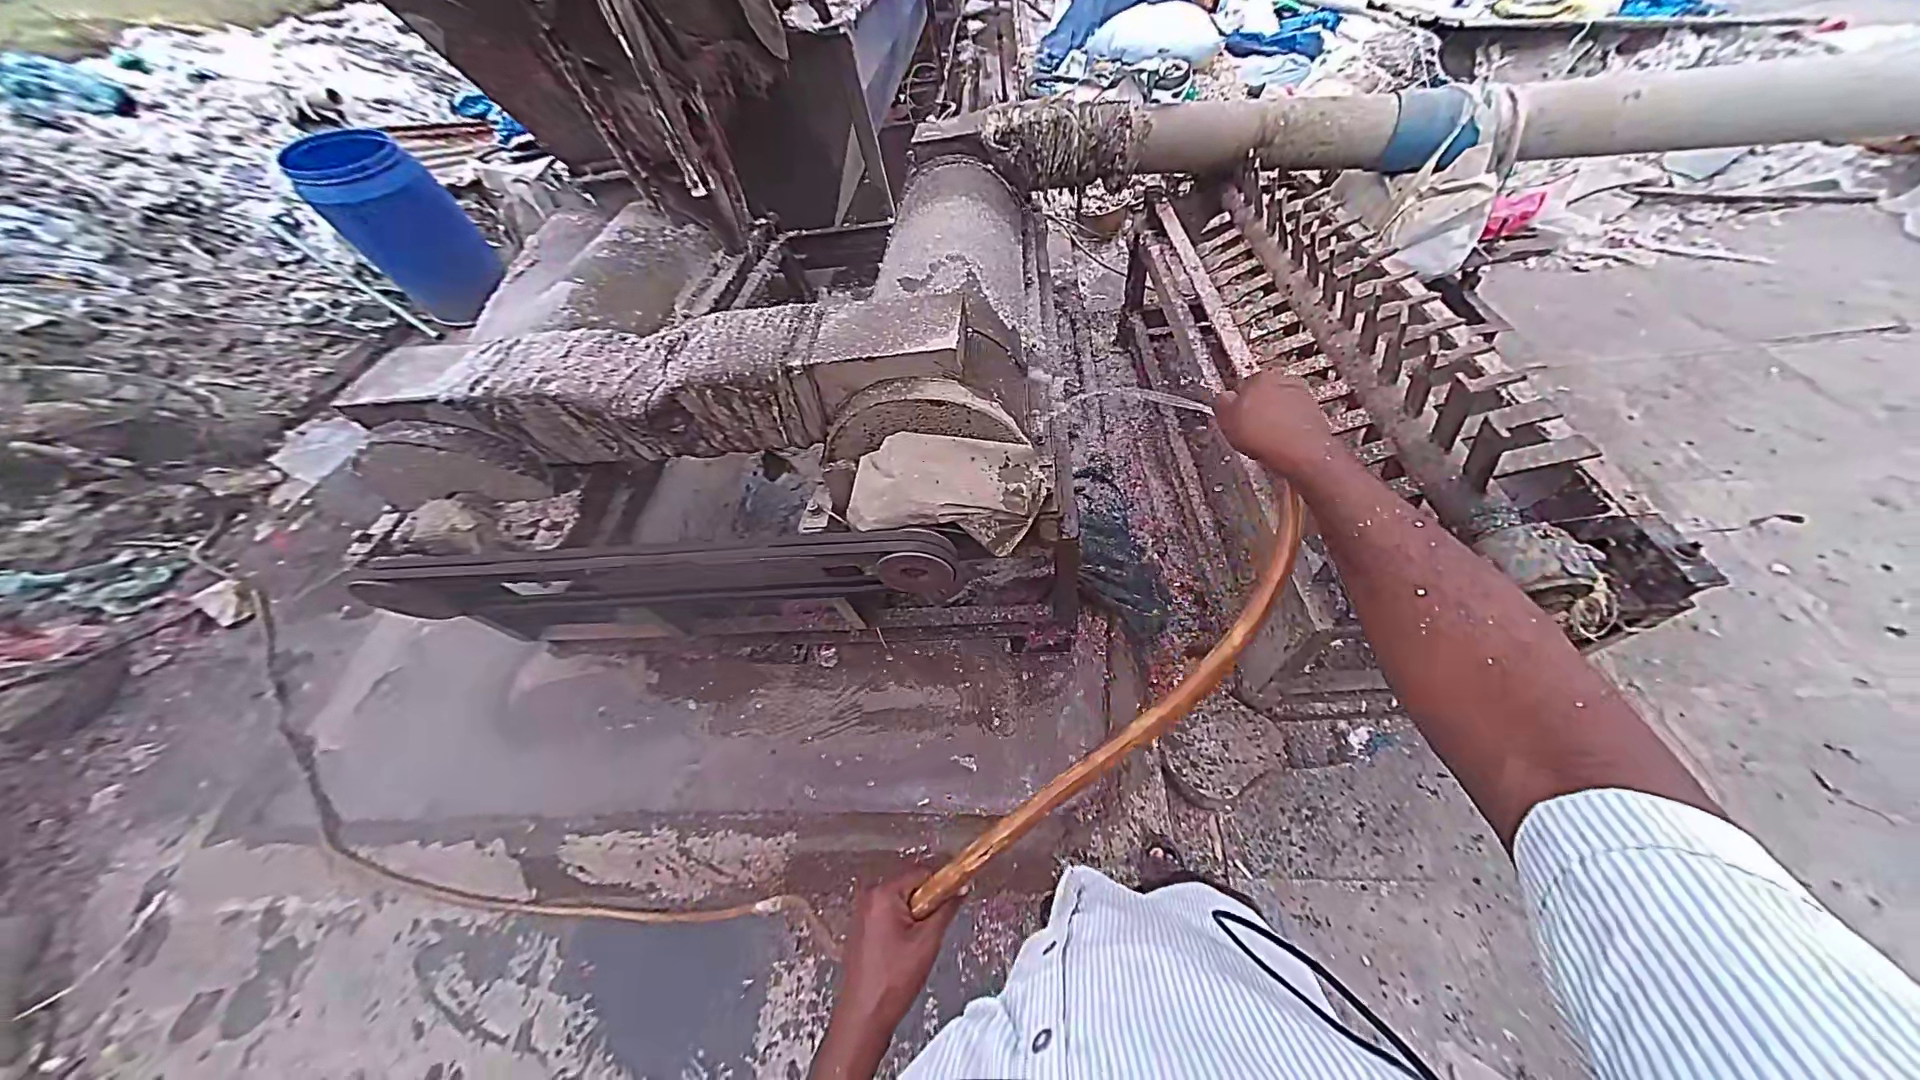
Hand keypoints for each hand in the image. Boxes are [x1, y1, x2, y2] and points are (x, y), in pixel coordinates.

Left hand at [810, 869, 963, 1079]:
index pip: (921, 873)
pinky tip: (901, 952)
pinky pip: (888, 915)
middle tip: (929, 933)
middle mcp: (869, 896)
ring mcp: (862, 912)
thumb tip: (959, 889)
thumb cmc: (892, 981)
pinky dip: (901, 927)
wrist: (864, 1016)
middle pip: (910, 887)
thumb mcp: (928, 941)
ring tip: (914, 947)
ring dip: (914, 918)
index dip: (940, 887)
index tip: (953, 900)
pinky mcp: (861, 928)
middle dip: (926, 906)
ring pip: (901, 903)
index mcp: (883, 894)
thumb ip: (946, 909)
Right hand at [1212, 368, 1345, 479]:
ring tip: (1261, 441)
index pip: (1242, 385)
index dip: (1234, 404)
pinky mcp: (1316, 416)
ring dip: (1272, 421)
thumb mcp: (1226, 420)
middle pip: (1264, 395)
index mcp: (1260, 377)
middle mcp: (1285, 381)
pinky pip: (1294, 422)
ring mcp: (1303, 397)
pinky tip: (1278, 445)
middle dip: (1256, 410)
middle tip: (1245, 430)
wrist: (1300, 453)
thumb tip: (1222, 399)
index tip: (1231, 417)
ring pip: (1280, 408)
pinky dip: (1287, 432)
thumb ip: (1222, 404)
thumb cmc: (1265, 435)